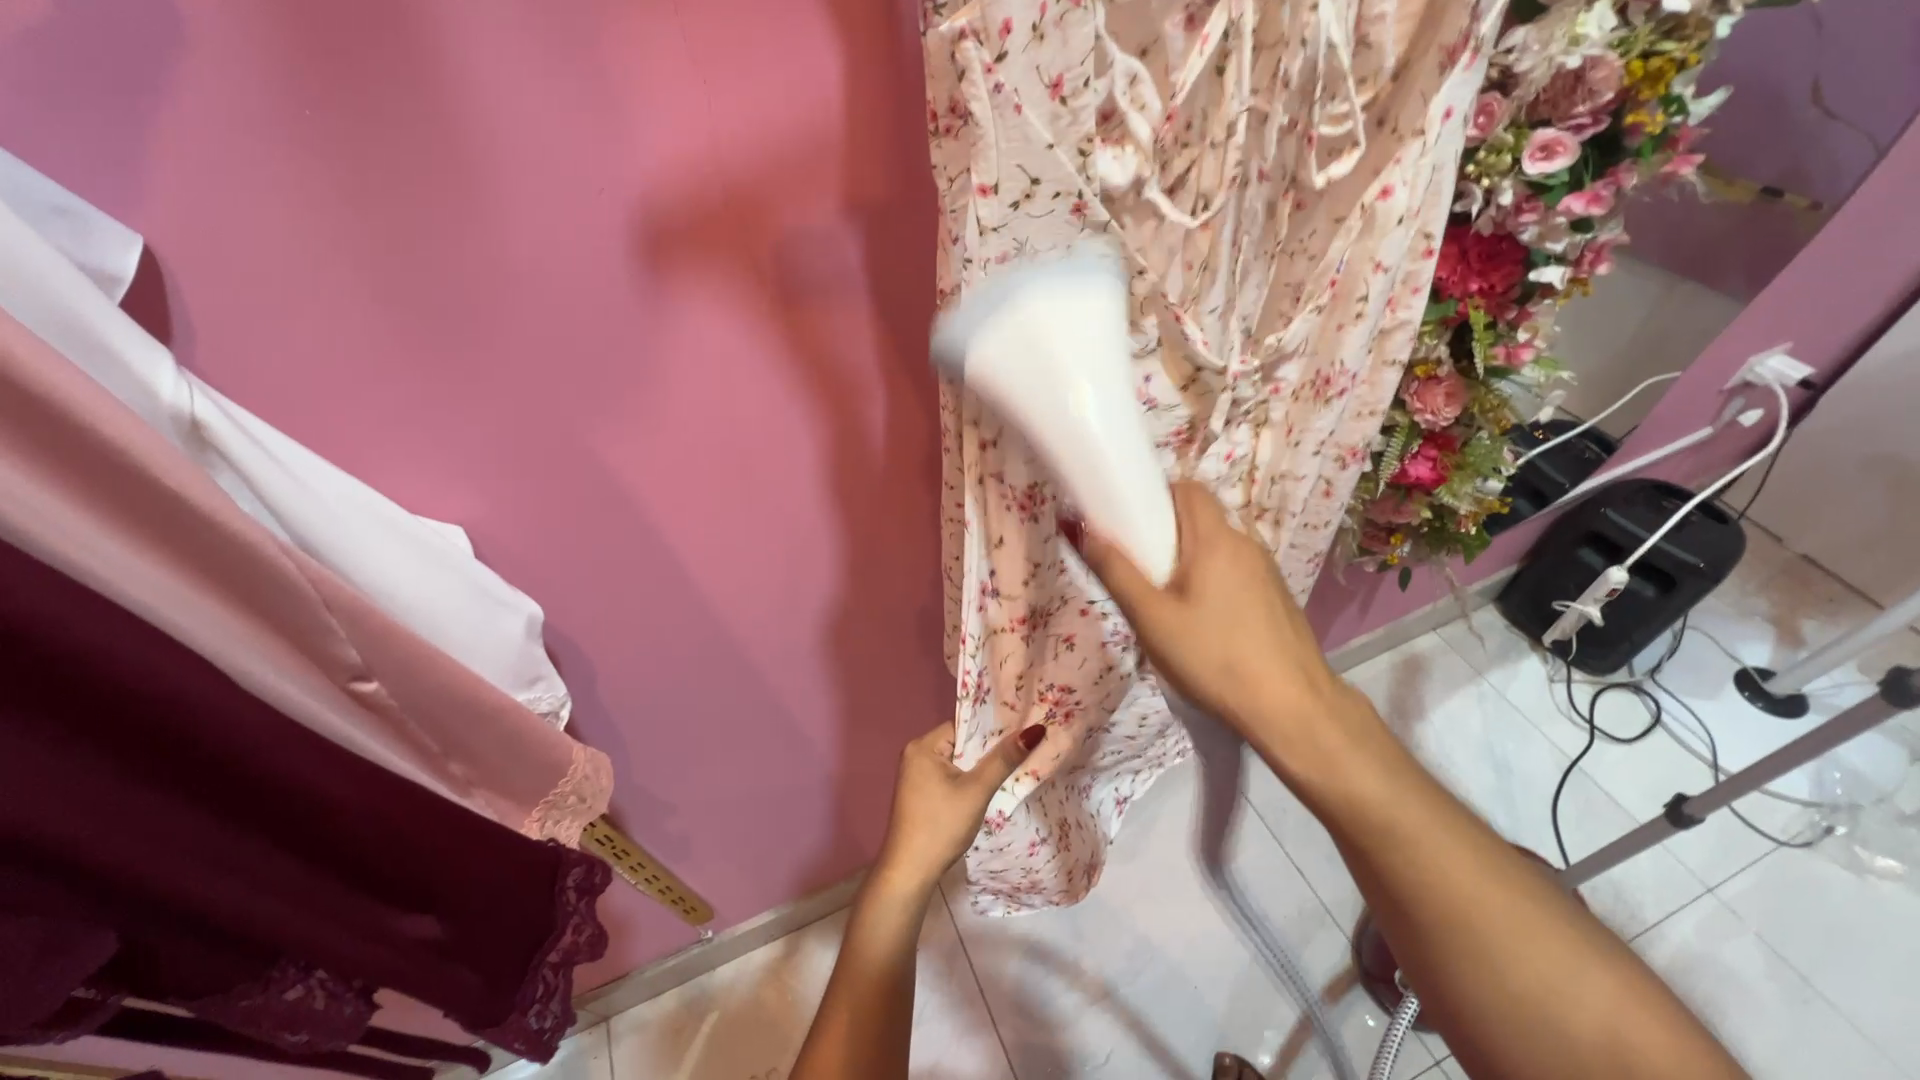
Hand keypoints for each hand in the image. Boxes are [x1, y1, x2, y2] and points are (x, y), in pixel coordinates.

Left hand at [873, 722, 1046, 892]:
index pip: (965, 725)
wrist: (911, 871)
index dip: (993, 729)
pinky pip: (950, 776)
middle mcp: (916, 754)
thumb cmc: (942, 825)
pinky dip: (969, 780)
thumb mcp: (976, 790)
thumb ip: (1003, 759)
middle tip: (1024, 747)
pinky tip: (989, 786)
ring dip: (981, 766)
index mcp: (923, 745)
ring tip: (1013, 765)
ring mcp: (916, 775)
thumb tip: (1035, 730)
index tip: (1023, 731)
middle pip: (961, 742)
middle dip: (989, 749)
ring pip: (958, 761)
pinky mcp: (921, 793)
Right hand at [1071, 481, 1358, 752]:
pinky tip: (1203, 625)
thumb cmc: (1213, 659)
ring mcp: (1267, 572)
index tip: (1130, 525)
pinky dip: (1212, 582)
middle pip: (1201, 518)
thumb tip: (1076, 525)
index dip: (1155, 496)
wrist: (1291, 708)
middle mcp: (1246, 544)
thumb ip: (1114, 570)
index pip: (1187, 488)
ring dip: (1190, 560)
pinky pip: (1236, 573)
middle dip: (1166, 533)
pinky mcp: (1277, 598)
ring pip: (1218, 548)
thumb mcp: (1151, 619)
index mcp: (1216, 539)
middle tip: (1139, 570)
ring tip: (1166, 602)